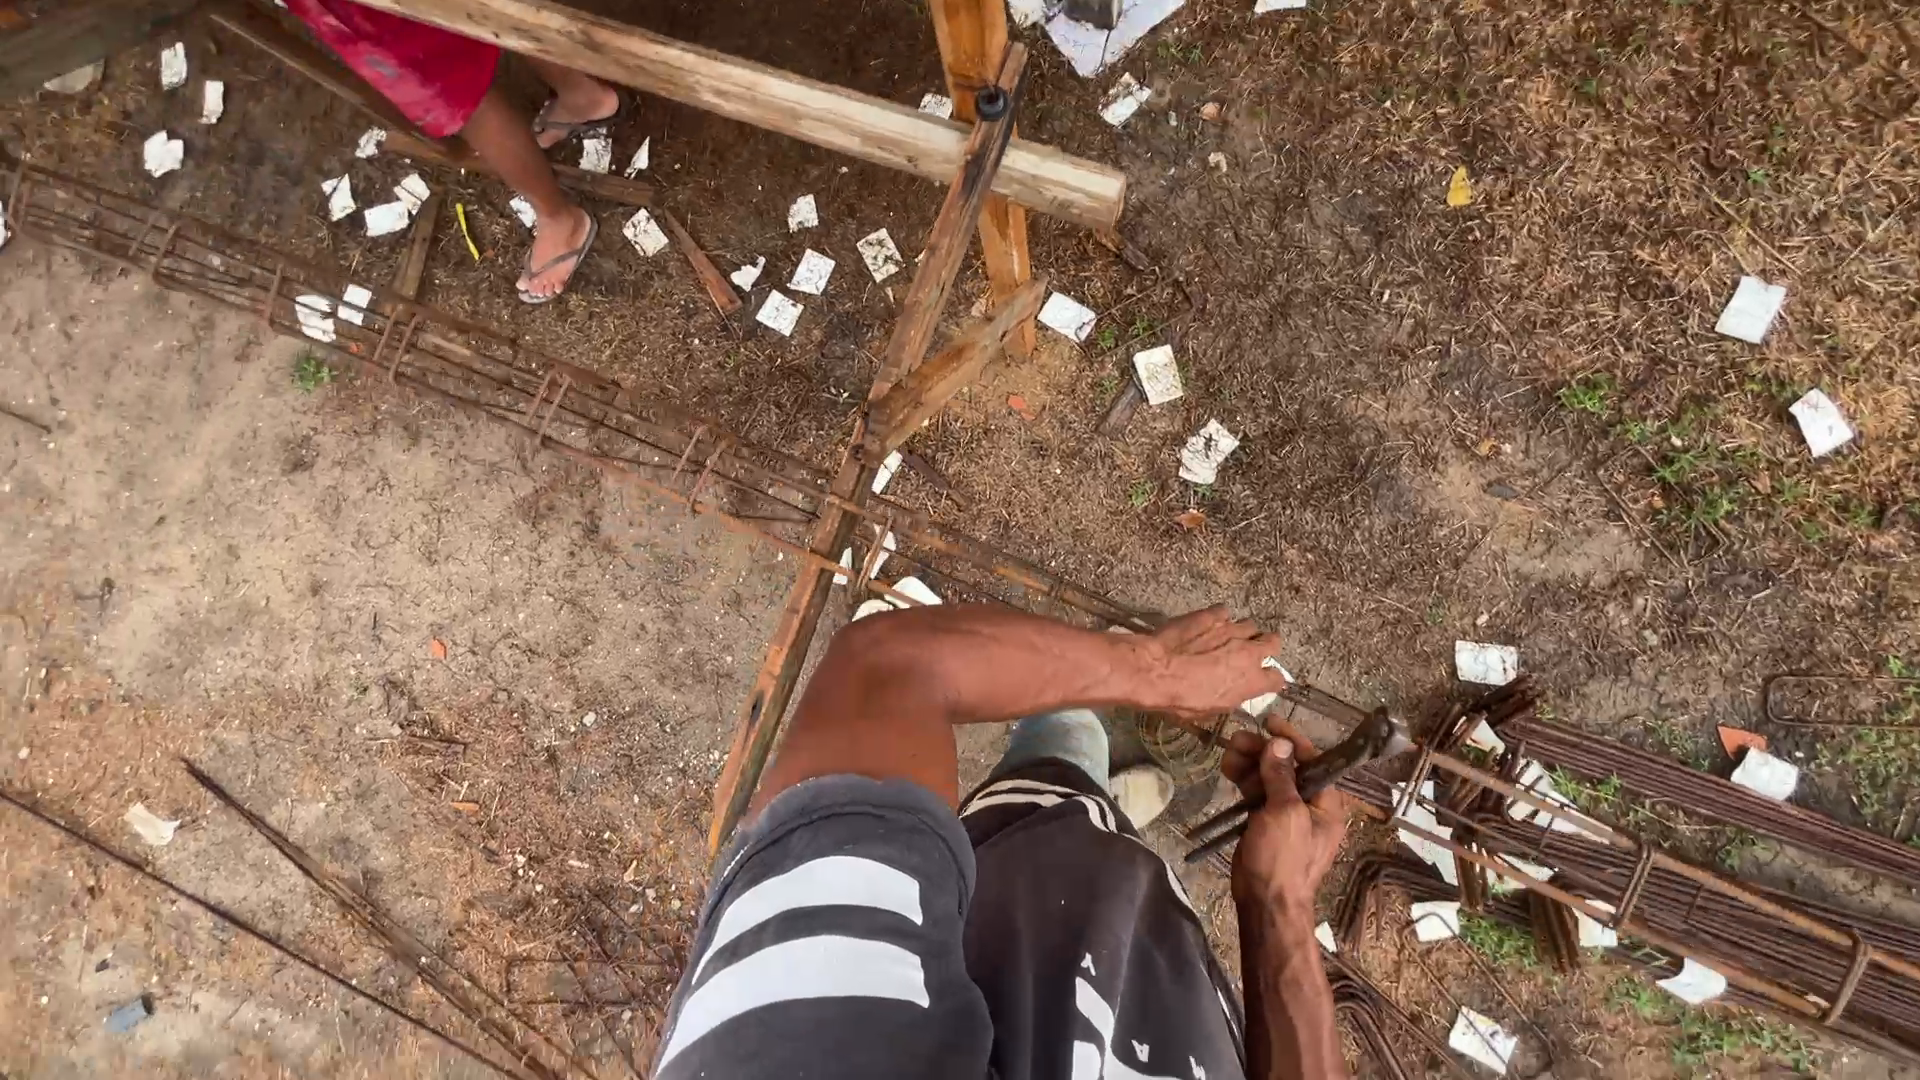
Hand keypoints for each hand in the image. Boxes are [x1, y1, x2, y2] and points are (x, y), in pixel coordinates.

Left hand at [1136, 606, 1287, 715]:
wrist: (1156, 670)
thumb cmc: (1181, 698)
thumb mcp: (1212, 709)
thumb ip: (1231, 696)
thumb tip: (1232, 691)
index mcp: (1252, 681)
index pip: (1277, 678)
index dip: (1269, 678)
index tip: (1260, 679)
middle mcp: (1249, 652)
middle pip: (1273, 642)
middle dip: (1264, 646)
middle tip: (1248, 651)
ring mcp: (1231, 630)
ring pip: (1250, 625)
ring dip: (1241, 632)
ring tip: (1226, 637)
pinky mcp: (1212, 614)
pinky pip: (1223, 612)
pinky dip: (1218, 617)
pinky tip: (1207, 623)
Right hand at [1221, 718, 1350, 924]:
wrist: (1265, 903)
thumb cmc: (1283, 860)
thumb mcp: (1285, 814)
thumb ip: (1282, 777)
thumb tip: (1279, 743)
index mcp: (1326, 804)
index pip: (1313, 761)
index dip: (1292, 740)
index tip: (1269, 722)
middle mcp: (1308, 805)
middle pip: (1286, 766)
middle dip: (1263, 751)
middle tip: (1238, 740)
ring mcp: (1284, 813)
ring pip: (1267, 776)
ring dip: (1248, 762)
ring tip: (1228, 755)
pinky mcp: (1263, 821)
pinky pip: (1254, 791)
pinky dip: (1242, 778)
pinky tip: (1227, 770)